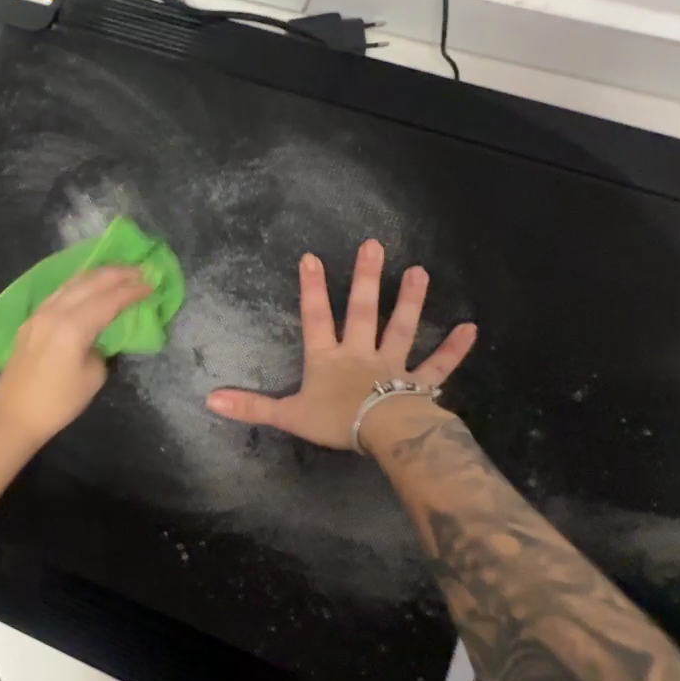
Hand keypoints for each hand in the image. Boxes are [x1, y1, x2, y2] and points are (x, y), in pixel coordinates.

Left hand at [0, 266, 151, 448]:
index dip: (132, 290)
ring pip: (71, 283)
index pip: (108, 300)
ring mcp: (39, 314)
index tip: (151, 284)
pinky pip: (59, 293)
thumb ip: (100, 348)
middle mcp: (55, 312)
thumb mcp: (93, 377)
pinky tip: (87, 287)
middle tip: (140, 271)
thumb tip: (97, 337)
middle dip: (116, 274)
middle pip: (89, 283)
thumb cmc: (57, 403)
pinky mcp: (31, 321)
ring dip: (96, 276)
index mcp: (73, 326)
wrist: (13, 415)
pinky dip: (78, 285)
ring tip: (117, 273)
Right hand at [205, 239, 476, 449]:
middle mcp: (360, 354)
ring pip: (401, 328)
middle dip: (366, 278)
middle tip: (373, 245)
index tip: (311, 257)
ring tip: (419, 271)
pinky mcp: (419, 383)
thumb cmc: (337, 422)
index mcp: (327, 358)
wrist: (386, 435)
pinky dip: (454, 348)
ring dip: (410, 300)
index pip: (315, 318)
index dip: (312, 289)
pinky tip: (470, 328)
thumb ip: (251, 407)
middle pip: (362, 312)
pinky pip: (438, 365)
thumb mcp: (288, 415)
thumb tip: (209, 400)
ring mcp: (392, 366)